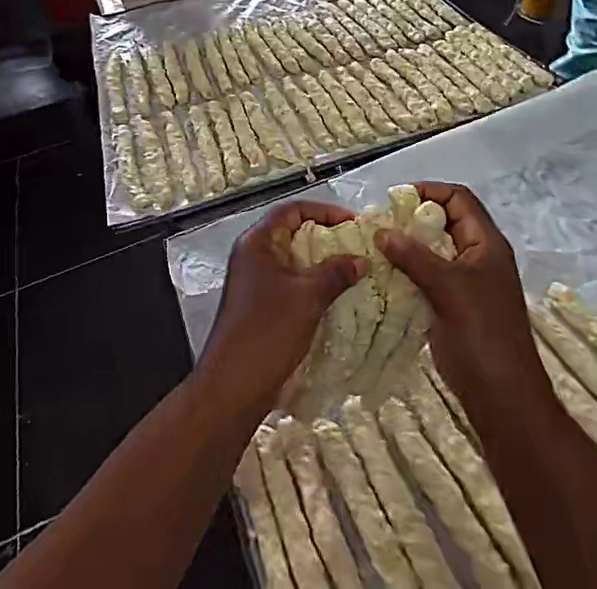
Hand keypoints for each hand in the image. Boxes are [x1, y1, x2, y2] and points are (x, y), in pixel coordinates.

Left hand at [198, 199, 363, 407]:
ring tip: (353, 269)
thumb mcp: (308, 296)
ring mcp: (255, 282)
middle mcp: (253, 256)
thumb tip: (361, 260)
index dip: (323, 211)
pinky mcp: (261, 306)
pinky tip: (336, 295)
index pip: (291, 210)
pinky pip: (292, 283)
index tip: (352, 222)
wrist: (234, 385)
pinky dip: (313, 283)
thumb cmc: (268, 331)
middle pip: (292, 233)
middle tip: (357, 245)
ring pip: (293, 260)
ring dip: (322, 262)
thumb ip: (336, 272)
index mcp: (257, 243)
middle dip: (326, 237)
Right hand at [375, 183, 545, 411]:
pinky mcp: (449, 304)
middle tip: (378, 224)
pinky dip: (404, 271)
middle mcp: (475, 257)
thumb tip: (381, 231)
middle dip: (412, 219)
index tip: (396, 198)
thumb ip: (415, 257)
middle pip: (443, 223)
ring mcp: (463, 282)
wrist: (500, 393)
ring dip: (405, 247)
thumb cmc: (483, 333)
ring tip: (374, 247)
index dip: (430, 192)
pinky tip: (381, 275)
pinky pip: (424, 277)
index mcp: (486, 244)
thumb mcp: (450, 288)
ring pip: (431, 251)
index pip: (459, 200)